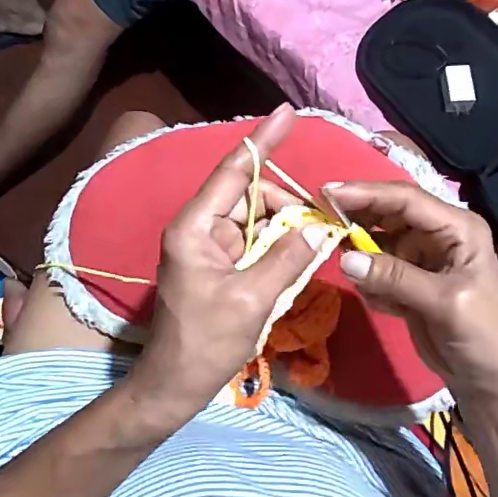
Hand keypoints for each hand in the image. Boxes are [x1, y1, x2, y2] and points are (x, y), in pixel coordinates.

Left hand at [134, 105, 324, 412]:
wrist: (175, 384)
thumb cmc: (205, 342)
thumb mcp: (251, 300)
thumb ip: (287, 259)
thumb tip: (317, 227)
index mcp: (195, 228)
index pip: (233, 172)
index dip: (262, 141)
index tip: (287, 112)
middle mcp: (199, 228)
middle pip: (249, 195)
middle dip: (286, 201)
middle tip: (322, 218)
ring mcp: (209, 247)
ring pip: (255, 218)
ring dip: (285, 225)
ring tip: (314, 240)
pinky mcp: (219, 265)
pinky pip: (254, 242)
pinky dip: (278, 244)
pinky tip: (299, 254)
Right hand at [325, 181, 497, 400]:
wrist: (490, 382)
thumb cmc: (483, 335)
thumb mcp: (444, 302)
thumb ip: (395, 277)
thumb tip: (345, 258)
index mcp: (457, 227)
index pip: (406, 199)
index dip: (366, 193)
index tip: (327, 194)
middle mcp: (438, 235)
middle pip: (388, 213)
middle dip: (356, 216)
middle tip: (319, 220)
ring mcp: (421, 258)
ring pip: (378, 241)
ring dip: (360, 254)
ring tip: (346, 267)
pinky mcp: (408, 282)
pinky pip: (377, 270)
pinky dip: (370, 282)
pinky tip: (383, 303)